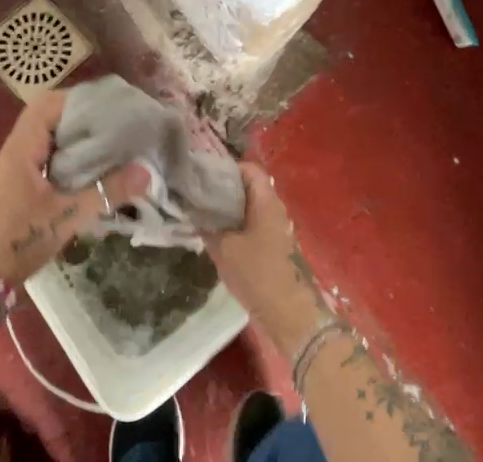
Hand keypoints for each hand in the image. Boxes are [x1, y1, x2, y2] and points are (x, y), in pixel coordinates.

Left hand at [0, 90, 145, 286]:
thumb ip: (106, 192)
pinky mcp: (18, 188)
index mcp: (22, 147)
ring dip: (77, 141)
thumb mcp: (66, 217)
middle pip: (51, 119)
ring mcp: (15, 170)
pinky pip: (47, 161)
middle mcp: (17, 151)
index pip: (49, 104)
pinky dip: (69, 160)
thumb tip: (146, 172)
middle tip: (118, 127)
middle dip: (84, 120)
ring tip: (112, 147)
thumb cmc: (18, 240)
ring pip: (49, 141)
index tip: (112, 108)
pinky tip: (92, 174)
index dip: (80, 100)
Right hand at [204, 162, 332, 356]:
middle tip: (197, 195)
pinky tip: (216, 237)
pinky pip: (253, 226)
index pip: (248, 169)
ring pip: (250, 208)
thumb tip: (193, 211)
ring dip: (228, 210)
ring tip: (202, 215)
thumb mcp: (224, 248)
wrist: (289, 314)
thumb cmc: (257, 273)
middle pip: (249, 188)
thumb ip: (207, 226)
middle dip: (223, 189)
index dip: (226, 168)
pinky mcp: (274, 248)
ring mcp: (276, 229)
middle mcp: (275, 209)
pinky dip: (236, 226)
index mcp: (266, 201)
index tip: (202, 175)